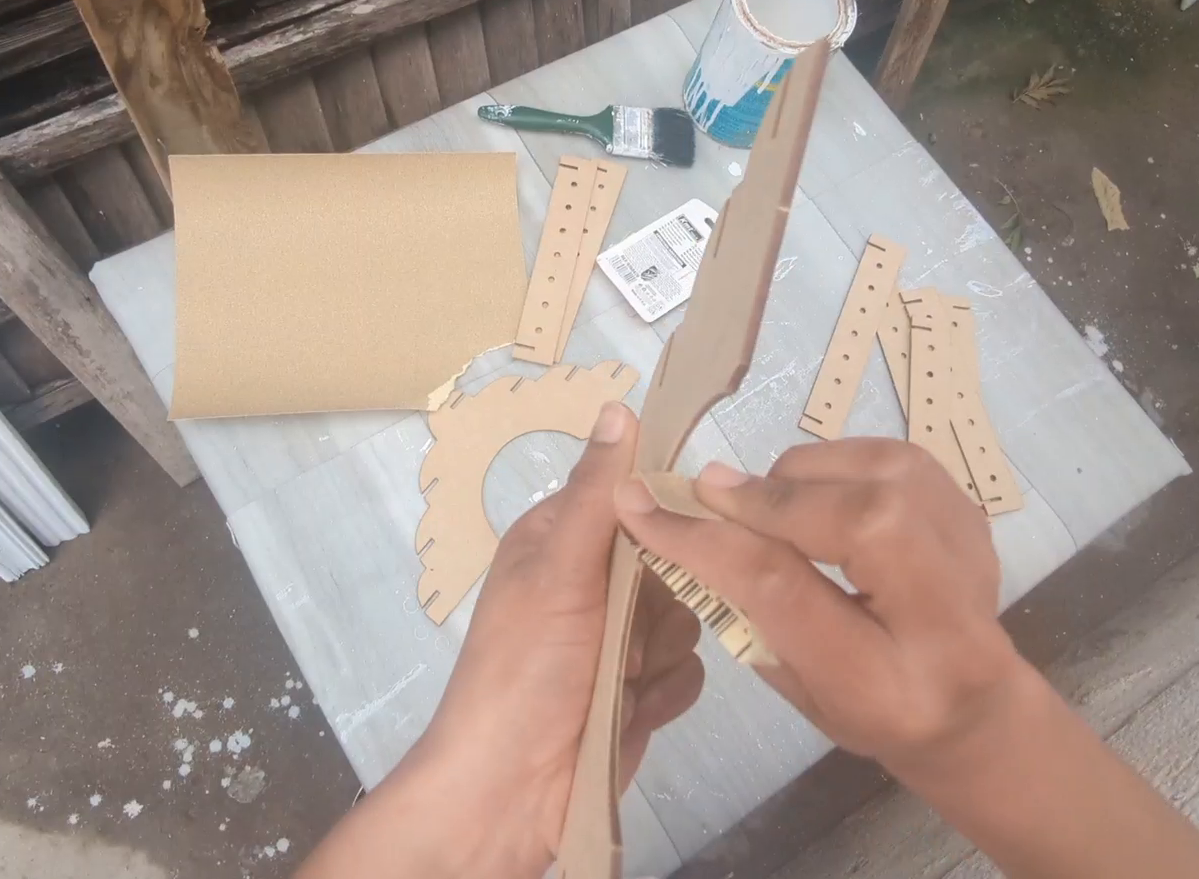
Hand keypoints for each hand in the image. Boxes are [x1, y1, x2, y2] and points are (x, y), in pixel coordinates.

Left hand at [299, 401, 703, 878]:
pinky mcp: (640, 686)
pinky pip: (687, 670)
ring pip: (687, 615)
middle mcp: (593, 577)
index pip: (632, 494)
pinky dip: (663, 691)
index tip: (688, 523)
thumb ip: (598, 494)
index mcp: (563, 535)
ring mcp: (617, 635)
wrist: (510, 791)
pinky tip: (631, 704)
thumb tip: (618, 406)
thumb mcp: (558, 568)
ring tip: (619, 673)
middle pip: (672, 557)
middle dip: (660, 596)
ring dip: (656, 650)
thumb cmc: (525, 664)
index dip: (663, 506)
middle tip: (626, 622)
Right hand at [615, 438, 1021, 773]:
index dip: (702, 538)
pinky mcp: (971, 514)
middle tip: (712, 492)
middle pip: (857, 518)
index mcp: (880, 681)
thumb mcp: (792, 682)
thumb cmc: (866, 708)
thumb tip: (691, 513)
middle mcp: (943, 618)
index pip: (781, 586)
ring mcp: (971, 556)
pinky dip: (837, 463)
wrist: (974, 707)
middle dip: (767, 496)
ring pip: (876, 473)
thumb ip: (743, 603)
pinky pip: (890, 456)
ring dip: (801, 478)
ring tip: (775, 506)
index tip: (642, 505)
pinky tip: (822, 493)